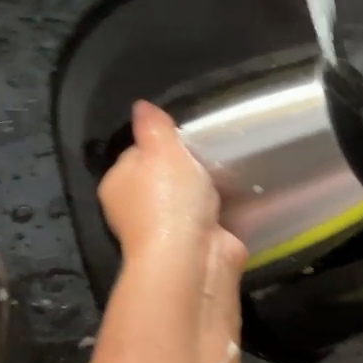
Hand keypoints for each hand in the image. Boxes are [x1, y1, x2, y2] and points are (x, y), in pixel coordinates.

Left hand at [98, 102, 246, 362]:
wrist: (193, 257)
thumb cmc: (169, 198)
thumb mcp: (161, 149)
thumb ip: (154, 127)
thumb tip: (141, 106)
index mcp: (118, 183)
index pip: (137, 154)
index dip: (161, 143)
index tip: (188, 138)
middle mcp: (136, 209)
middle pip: (164, 178)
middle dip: (188, 169)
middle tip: (216, 154)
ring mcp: (168, 230)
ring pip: (190, 200)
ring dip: (209, 191)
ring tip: (234, 173)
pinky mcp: (198, 245)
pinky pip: (213, 220)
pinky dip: (227, 212)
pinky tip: (244, 199)